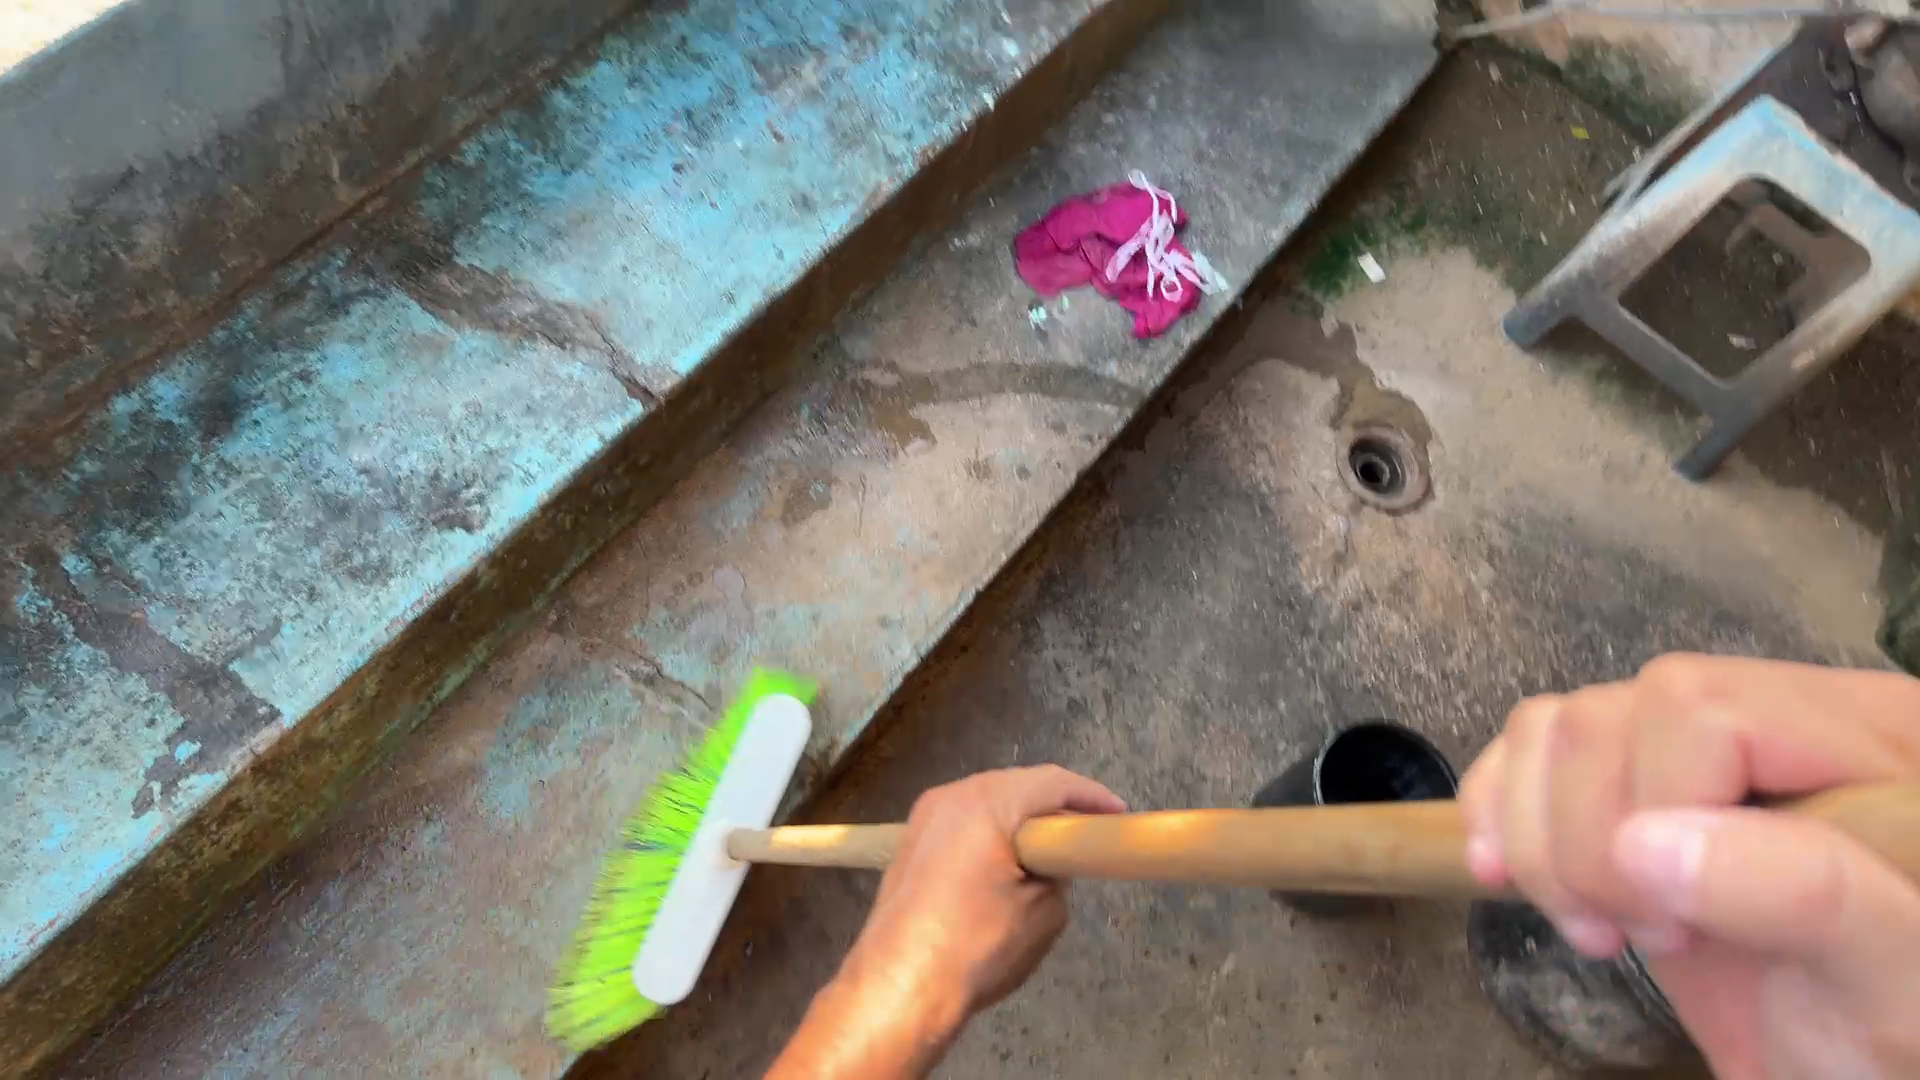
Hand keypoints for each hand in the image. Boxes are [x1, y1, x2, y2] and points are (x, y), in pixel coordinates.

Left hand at [840, 765, 1126, 1023]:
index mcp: (986, 801)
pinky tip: (1005, 858)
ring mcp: (926, 814)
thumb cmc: (976, 946)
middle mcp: (951, 794)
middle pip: (1016, 784)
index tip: (1117, 814)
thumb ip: (1059, 875)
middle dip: (1053, 805)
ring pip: (987, 800)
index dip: (1090, 795)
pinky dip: (991, 830)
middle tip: (1086, 830)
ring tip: (1049, 847)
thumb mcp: (1042, 913)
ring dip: (1020, 817)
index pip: (1051, 783)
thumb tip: (1052, 864)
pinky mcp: (912, 839)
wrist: (899, 984)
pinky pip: (964, 819)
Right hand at [1458, 654, 1919, 1078]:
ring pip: (1543, 729)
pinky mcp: (1610, 772)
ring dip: (1533, 838)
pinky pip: (1518, 750)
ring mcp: (1674, 740)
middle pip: (1600, 717)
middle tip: (1633, 934)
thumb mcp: (1893, 992)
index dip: (1653, 800)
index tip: (1678, 920)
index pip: (1699, 710)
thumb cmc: (1891, 1043)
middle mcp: (1761, 713)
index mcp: (1868, 738)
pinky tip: (1506, 873)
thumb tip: (1642, 845)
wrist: (1832, 1068)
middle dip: (1581, 835)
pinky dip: (1494, 812)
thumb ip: (1812, 899)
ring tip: (1592, 925)